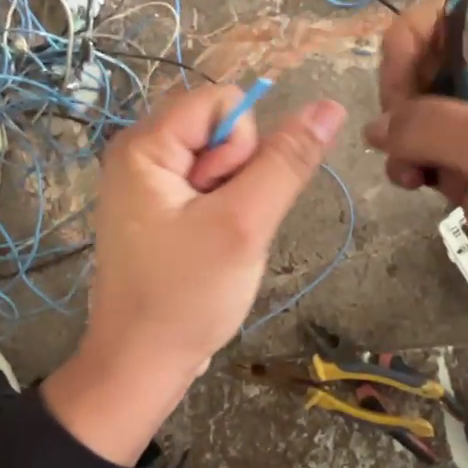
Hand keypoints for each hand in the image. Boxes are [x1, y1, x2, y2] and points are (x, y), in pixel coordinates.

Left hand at [43, 85, 345, 463]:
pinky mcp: (157, 210)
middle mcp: (138, 153)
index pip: (222, 100)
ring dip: (233, 195)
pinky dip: (221, 211)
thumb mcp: (244, 225)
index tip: (229, 196)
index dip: (243, 143)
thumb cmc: (185, 298)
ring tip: (215, 239)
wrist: (139, 367)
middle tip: (221, 222)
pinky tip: (211, 246)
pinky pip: (206, 186)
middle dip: (238, 170)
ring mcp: (146, 184)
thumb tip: (328, 106)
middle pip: (219, 127)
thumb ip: (286, 162)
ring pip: (218, 160)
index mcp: (143, 144)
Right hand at [364, 0, 467, 339]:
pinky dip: (407, 168)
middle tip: (405, 142)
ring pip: (410, 120)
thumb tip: (375, 128)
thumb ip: (433, 124)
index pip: (438, 23)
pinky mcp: (463, 175)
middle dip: (398, 104)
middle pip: (415, 71)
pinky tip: (416, 189)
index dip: (408, 48)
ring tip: (410, 176)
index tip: (401, 93)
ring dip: (398, 143)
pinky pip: (418, 157)